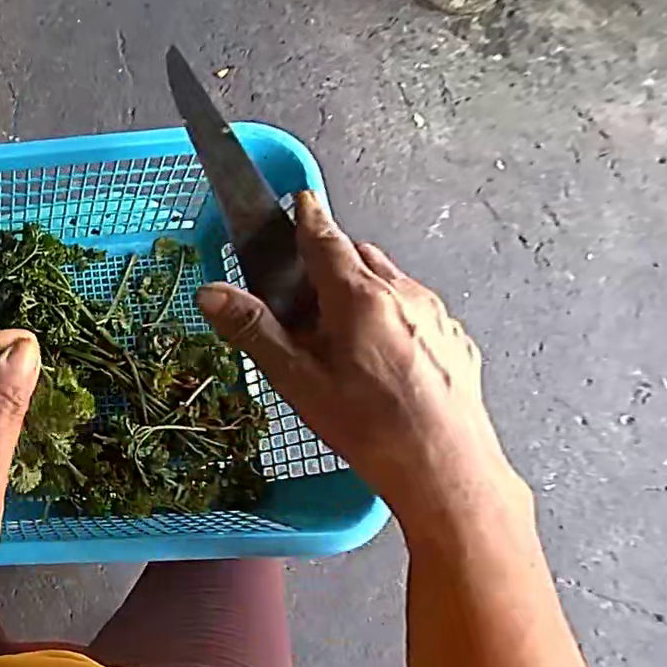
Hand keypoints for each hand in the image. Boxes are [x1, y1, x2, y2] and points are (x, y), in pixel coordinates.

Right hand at [196, 192, 522, 532]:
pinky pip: (418, 310)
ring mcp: (436, 315)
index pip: (326, 239)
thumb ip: (254, 331)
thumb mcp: (298, 381)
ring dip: (365, 287)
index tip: (302, 199)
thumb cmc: (367, 425)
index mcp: (359, 297)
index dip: (308, 217)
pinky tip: (385, 357)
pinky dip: (394, 314)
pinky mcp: (455, 339)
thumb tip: (211, 292)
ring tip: (344, 328)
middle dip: (334, 258)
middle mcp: (403, 293)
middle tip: (310, 287)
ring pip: (392, 282)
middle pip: (362, 256)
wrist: (443, 467)